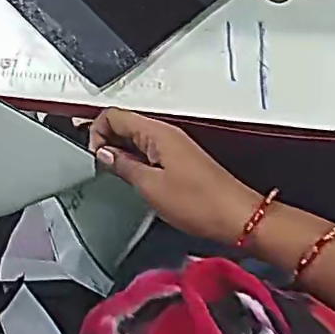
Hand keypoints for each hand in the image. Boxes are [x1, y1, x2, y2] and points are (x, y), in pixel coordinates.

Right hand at [89, 109, 261, 242]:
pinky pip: (148, 149)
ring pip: (135, 137)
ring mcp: (173, 145)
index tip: (95, 155)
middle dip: (106, 140)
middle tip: (101, 165)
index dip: (97, 131)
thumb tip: (104, 154)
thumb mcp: (150, 186)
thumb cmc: (200, 203)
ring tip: (117, 174)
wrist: (239, 218)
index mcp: (156, 133)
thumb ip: (122, 165)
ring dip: (120, 151)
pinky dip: (135, 159)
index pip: (113, 115)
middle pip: (123, 123)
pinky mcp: (180, 158)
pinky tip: (135, 178)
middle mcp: (165, 133)